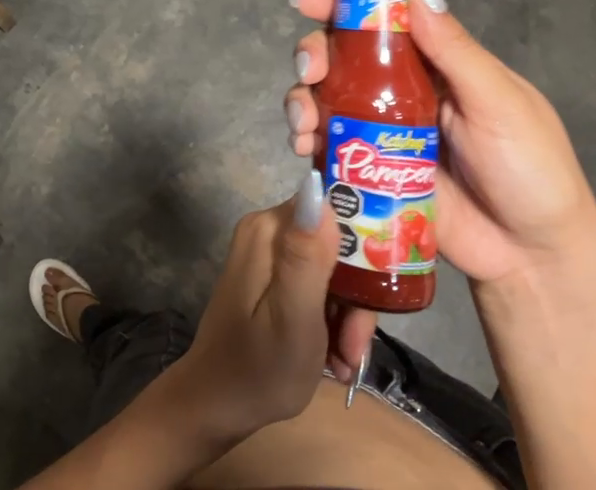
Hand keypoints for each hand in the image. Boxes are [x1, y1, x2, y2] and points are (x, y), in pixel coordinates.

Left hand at [169, 174, 369, 442]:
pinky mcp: (275, 282)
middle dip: (357, 298)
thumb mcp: (293, 317)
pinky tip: (334, 361)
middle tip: (355, 346)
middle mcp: (268, 232)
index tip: (376, 295)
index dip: (366, 247)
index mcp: (269, 229)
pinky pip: (319, 291)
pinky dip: (332, 325)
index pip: (336, 208)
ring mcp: (271, 258)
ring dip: (348, 320)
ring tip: (345, 363)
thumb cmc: (259, 367)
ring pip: (335, 274)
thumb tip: (320, 189)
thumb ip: (307, 256)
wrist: (218, 406)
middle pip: (339, 246)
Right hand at [284, 0, 595, 286]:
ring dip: (302, 99)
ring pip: (325, 98)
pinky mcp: (367, 171)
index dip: (344, 3)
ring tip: (304, 121)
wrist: (532, 258)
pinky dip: (306, 139)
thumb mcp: (500, 105)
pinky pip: (326, 145)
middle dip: (313, 53)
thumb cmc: (531, 172)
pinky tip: (304, 147)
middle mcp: (402, 91)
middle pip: (342, 56)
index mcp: (437, 65)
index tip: (311, 1)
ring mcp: (380, 131)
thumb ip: (455, 50)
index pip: (385, 20)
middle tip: (310, 70)